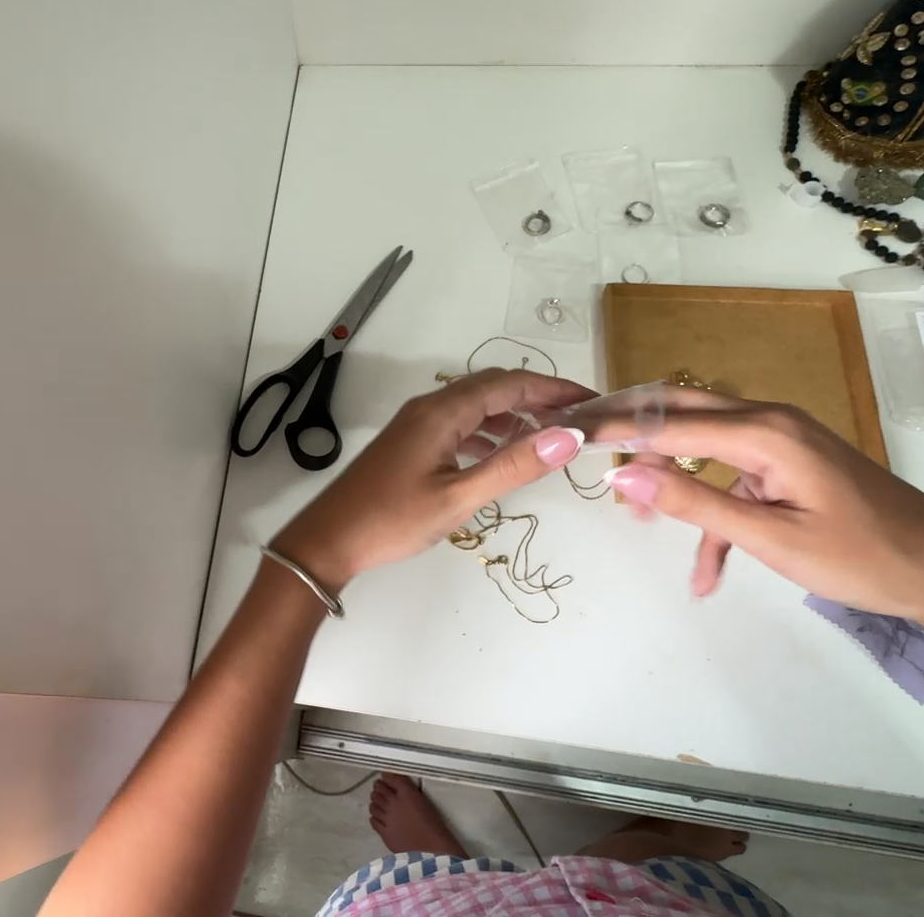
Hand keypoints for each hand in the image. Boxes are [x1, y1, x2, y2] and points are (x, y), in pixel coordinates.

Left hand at [271, 368, 594, 589]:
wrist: (330, 538)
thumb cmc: (392, 519)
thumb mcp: (458, 497)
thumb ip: (512, 466)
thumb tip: (567, 436)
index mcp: (441, 413)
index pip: (509, 384)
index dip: (553, 388)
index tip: (594, 399)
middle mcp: (430, 408)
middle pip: (493, 389)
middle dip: (538, 398)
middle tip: (580, 418)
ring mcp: (418, 425)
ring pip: (476, 407)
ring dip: (514, 416)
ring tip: (552, 438)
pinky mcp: (412, 443)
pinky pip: (460, 426)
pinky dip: (489, 433)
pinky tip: (504, 455)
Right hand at [588, 388, 923, 624]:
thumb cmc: (865, 559)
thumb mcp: (770, 538)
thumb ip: (691, 504)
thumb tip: (621, 477)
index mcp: (763, 432)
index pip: (665, 424)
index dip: (611, 430)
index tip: (565, 434)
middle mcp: (767, 420)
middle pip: (677, 410)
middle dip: (626, 426)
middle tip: (578, 437)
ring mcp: (780, 440)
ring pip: (699, 443)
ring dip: (664, 474)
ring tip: (632, 515)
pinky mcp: (788, 464)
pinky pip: (731, 477)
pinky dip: (711, 514)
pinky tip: (707, 571)